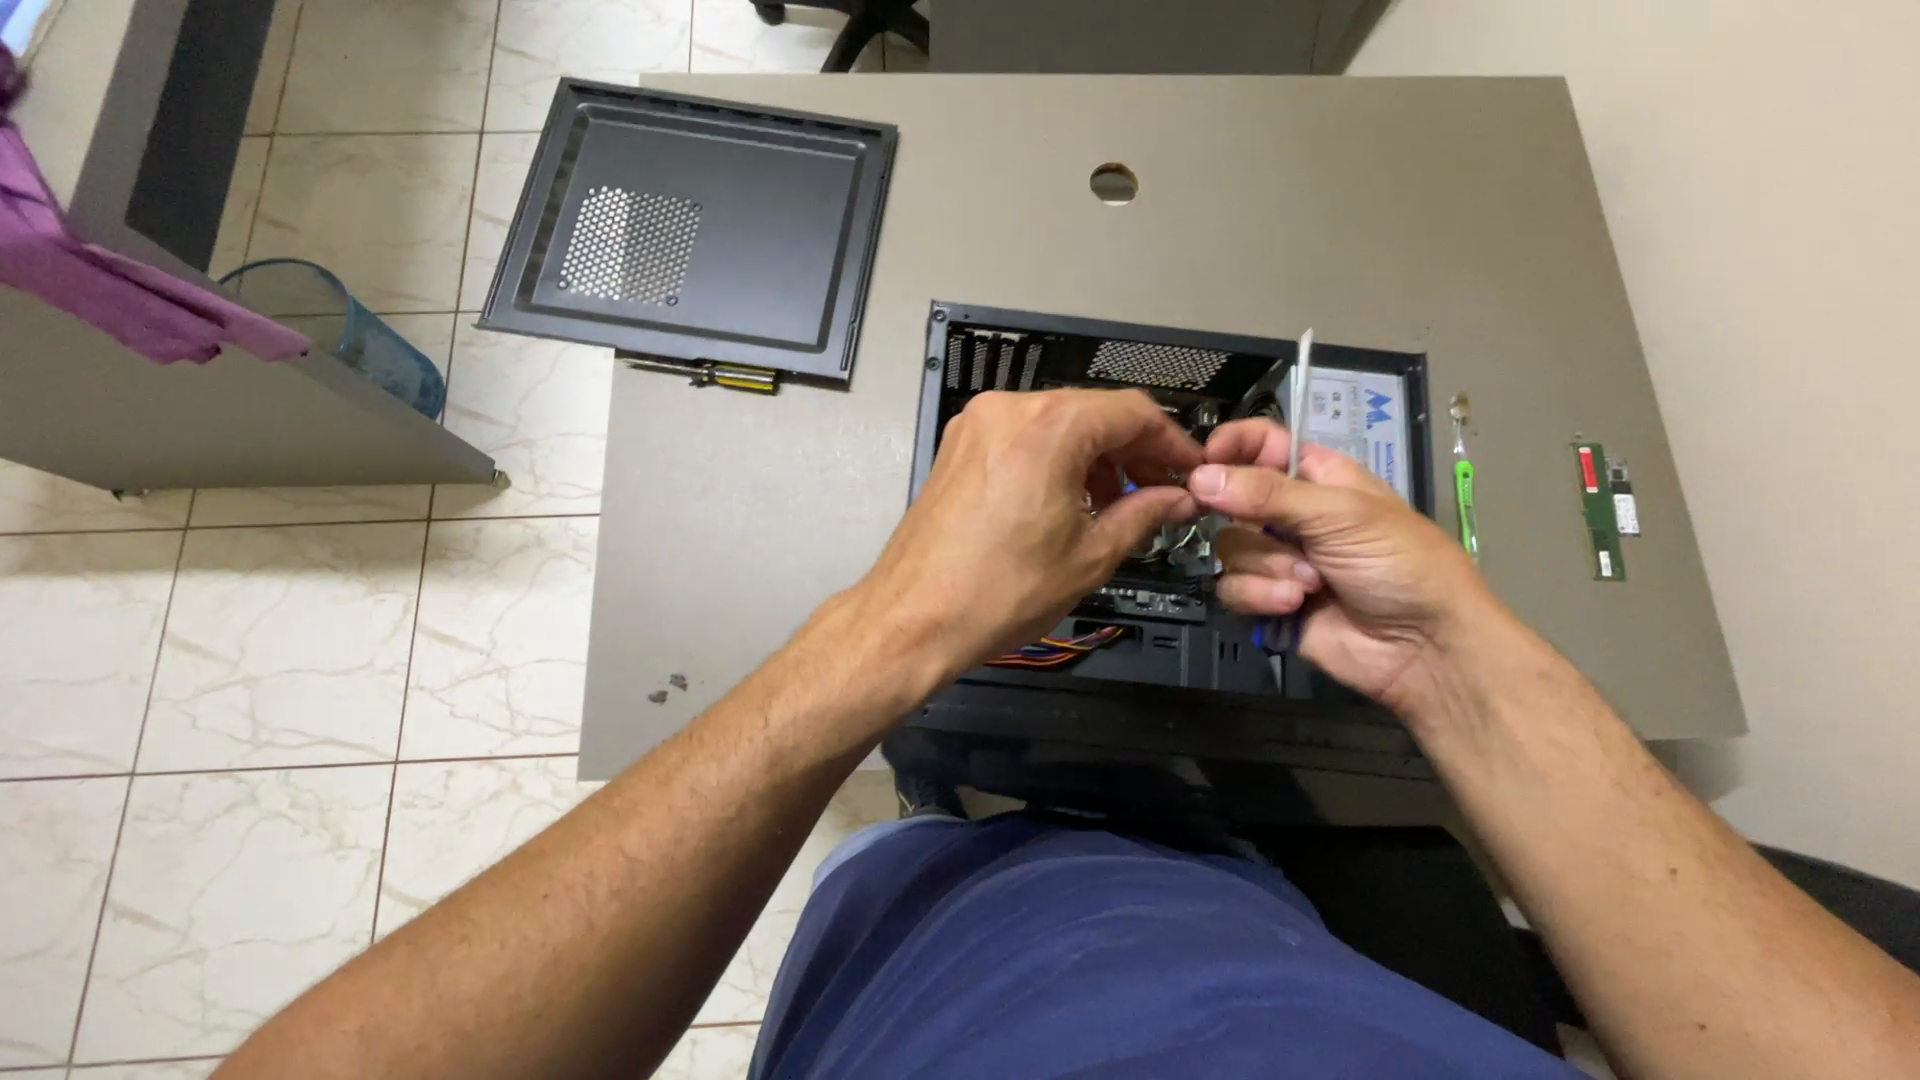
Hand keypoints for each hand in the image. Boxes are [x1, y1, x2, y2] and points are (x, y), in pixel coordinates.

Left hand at [853, 389, 1201, 681]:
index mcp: (1046, 429)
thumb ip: (1142, 515)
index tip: (1189, 469)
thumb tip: (1176, 499)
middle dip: (1133, 449)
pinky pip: (1023, 437)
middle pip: (1092, 411)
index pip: (1131, 411)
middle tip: (1161, 489)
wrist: (914, 619)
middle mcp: (1007, 412)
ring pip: (1057, 422)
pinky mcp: (959, 448)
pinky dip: (1055, 458)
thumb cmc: (994, 593)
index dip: (1171, 440)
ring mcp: (976, 426)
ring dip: (1094, 455)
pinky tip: (1071, 498)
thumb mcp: (1089, 556)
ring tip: (1116, 502)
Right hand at [1187, 418, 1499, 708]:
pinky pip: (1232, 589)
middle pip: (1232, 500)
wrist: (1422, 647)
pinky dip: (1260, 597)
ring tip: (1310, 583)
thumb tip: (1199, 476)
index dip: (1231, 446)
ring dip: (1268, 567)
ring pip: (1230, 548)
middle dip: (1253, 523)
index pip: (1260, 445)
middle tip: (1279, 534)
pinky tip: (1294, 606)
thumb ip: (1266, 493)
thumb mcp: (1340, 514)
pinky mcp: (1267, 601)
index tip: (1206, 461)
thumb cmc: (1400, 563)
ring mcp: (1277, 559)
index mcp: (1316, 478)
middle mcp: (1290, 515)